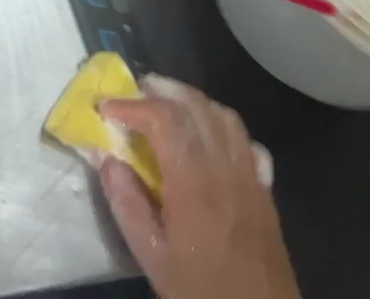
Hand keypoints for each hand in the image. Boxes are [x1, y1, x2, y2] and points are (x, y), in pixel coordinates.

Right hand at [99, 75, 299, 298]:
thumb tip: (104, 156)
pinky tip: (206, 136)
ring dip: (191, 100)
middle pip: (195, 107)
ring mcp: (250, 178)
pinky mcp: (265, 192)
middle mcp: (225, 170)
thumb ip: (125, 200)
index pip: (164, 119)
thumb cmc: (199, 289)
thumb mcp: (150, 253)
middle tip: (132, 92)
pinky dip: (221, 125)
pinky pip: (246, 141)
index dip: (131, 105)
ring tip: (164, 103)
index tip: (105, 108)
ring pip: (224, 117)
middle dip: (160, 90)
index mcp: (193, 184)